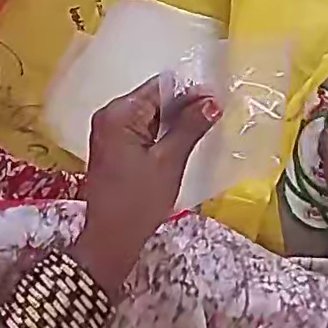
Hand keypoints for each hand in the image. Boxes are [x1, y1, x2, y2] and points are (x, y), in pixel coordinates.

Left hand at [74, 79, 219, 287]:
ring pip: (150, 115)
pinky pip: (143, 129)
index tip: (218, 99)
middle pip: (153, 99)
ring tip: (206, 124)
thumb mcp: (169, 161)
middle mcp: (110, 116)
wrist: (111, 239)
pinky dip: (163, 132)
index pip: (159, 88)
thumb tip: (213, 101)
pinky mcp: (115, 147)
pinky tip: (184, 139)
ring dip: (175, 119)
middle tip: (216, 112)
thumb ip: (190, 126)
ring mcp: (110, 132)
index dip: (190, 91)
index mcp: (119, 114)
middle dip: (184, 105)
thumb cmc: (139, 200)